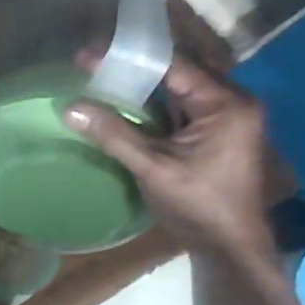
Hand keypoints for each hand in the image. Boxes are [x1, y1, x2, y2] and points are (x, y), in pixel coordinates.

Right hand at [65, 53, 274, 260]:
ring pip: (181, 89)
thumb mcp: (153, 169)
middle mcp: (234, 100)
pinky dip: (159, 105)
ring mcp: (230, 116)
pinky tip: (128, 103)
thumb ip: (114, 134)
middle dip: (136, 69)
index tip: (90, 55)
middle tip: (94, 65)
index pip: (173, 65)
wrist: (232, 249)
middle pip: (178, 73)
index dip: (129, 58)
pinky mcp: (222, 131)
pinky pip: (187, 106)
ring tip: (104, 79)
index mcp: (225, 103)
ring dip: (146, 87)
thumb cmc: (199, 208)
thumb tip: (70, 108)